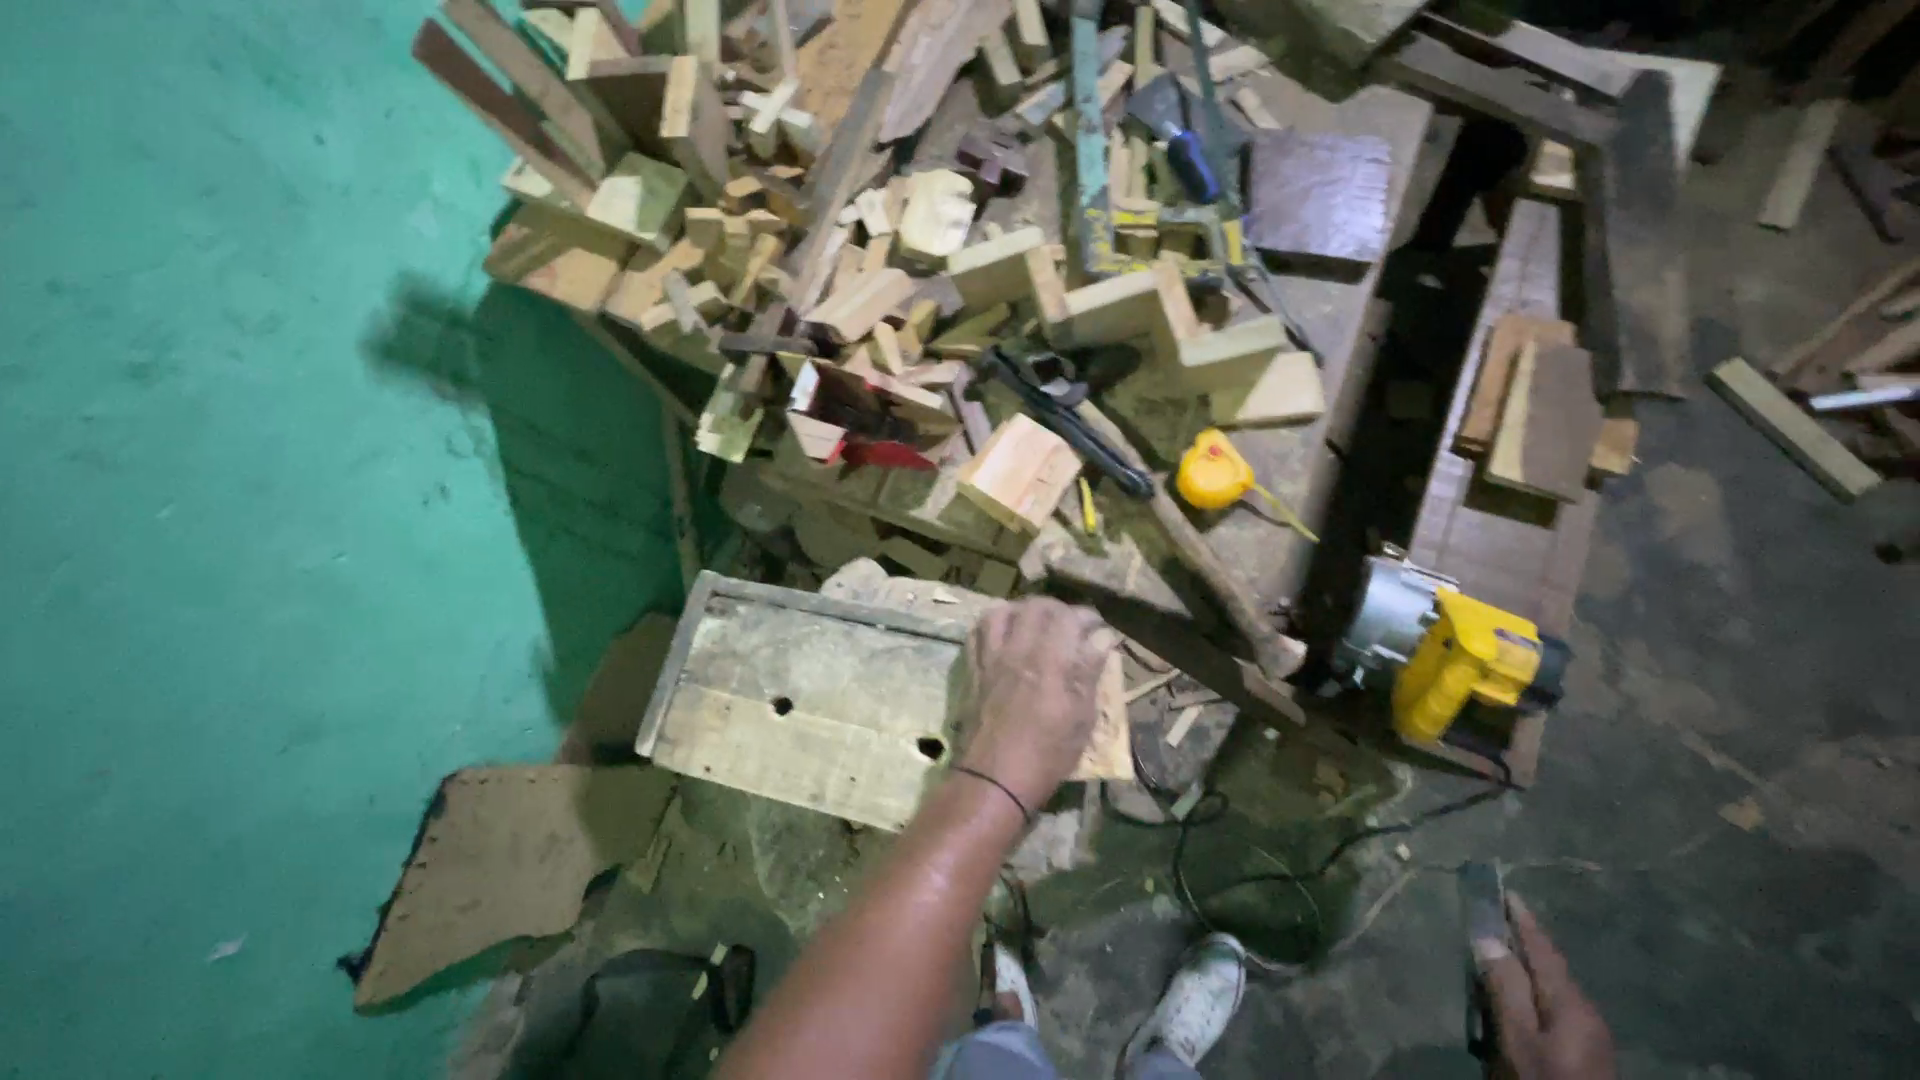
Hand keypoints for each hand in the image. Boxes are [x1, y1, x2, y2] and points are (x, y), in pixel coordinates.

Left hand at [958, 598, 1116, 810]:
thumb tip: (1103, 638)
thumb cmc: (1047, 754)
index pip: (1070, 617)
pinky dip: (994, 624)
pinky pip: (978, 632)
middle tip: (1069, 625)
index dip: (1088, 617)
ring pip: (1002, 611)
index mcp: (1050, 661)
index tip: (1098, 628)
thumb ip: (1090, 672)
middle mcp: (1019, 650)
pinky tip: (1005, 635)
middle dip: (1058, 609)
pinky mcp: (973, 669)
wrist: (994, 777)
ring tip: (1034, 624)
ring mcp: (991, 657)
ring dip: (1022, 611)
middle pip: (1036, 606)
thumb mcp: (1082, 718)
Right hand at [1476, 894, 1616, 1079]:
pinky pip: (1552, 1006)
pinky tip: (1512, 997)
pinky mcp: (1584, 1052)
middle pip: (1548, 966)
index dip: (1522, 919)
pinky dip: (1529, 990)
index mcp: (1571, 1003)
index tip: (1505, 890)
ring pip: (1550, 986)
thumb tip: (1488, 937)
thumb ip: (1504, 987)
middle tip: (1491, 917)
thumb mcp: (1517, 1038)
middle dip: (1521, 941)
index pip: (1543, 949)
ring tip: (1494, 954)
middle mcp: (1586, 1011)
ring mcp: (1589, 1034)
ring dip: (1523, 967)